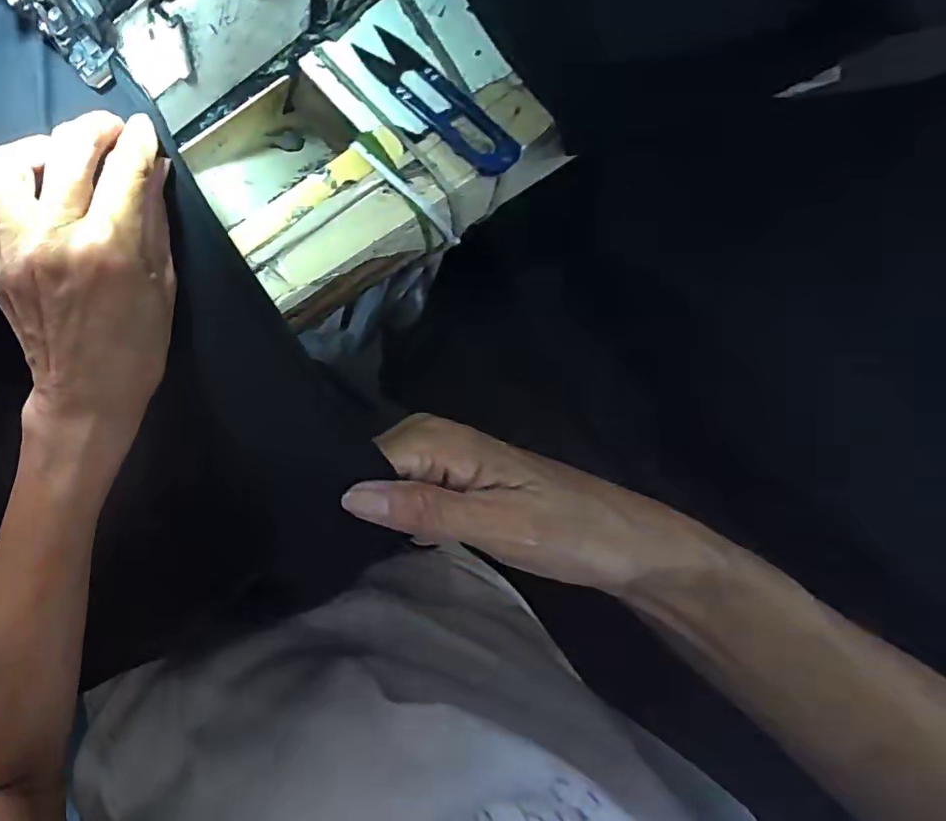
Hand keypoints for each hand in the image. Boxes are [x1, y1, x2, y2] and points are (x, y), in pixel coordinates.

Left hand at [0, 111, 174, 485]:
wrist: (83, 394)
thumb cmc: (135, 344)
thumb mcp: (162, 279)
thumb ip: (153, 215)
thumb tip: (152, 164)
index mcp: (107, 245)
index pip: (123, 165)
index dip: (138, 138)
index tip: (141, 130)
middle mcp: (54, 238)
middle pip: (66, 150)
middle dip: (93, 129)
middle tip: (107, 135)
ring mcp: (14, 249)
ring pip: (4, 165)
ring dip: (35, 150)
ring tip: (58, 161)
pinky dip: (3, 191)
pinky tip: (29, 199)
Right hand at [343, 414, 734, 596]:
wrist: (641, 551)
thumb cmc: (574, 535)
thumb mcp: (499, 527)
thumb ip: (422, 510)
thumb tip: (348, 496)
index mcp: (436, 437)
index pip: (363, 459)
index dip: (351, 493)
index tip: (344, 529)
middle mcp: (429, 434)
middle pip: (367, 466)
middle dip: (363, 501)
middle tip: (363, 541)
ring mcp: (438, 453)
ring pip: (381, 478)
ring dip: (380, 509)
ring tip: (374, 540)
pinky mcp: (447, 473)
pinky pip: (401, 486)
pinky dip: (399, 510)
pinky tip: (399, 533)